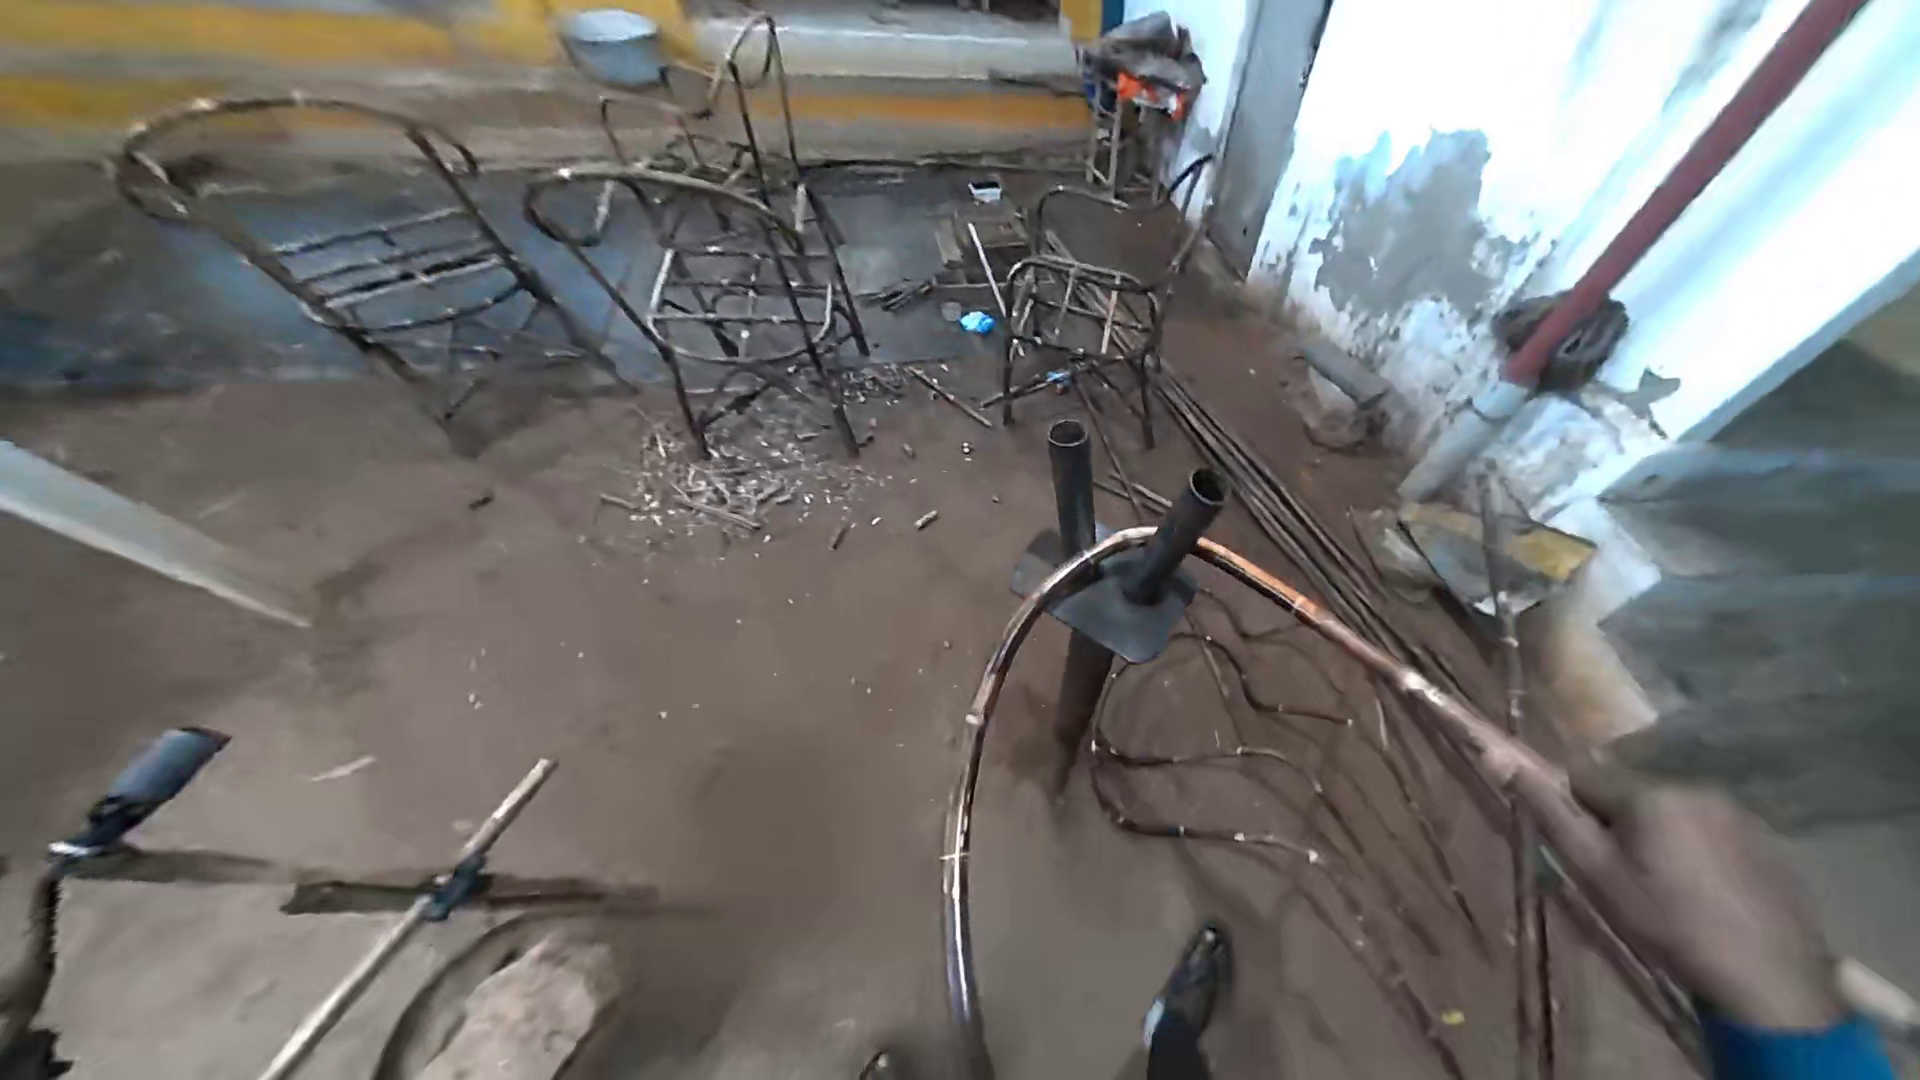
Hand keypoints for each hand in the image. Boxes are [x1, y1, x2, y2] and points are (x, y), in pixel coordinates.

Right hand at [1559, 766, 1844, 1029]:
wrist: (1773, 987)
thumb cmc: (1664, 921)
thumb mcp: (1591, 867)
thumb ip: (1544, 806)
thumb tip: (1492, 753)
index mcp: (1650, 793)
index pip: (1579, 775)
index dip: (1572, 809)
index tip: (1586, 848)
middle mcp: (1695, 788)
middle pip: (1623, 789)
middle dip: (1611, 818)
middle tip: (1618, 870)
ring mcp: (1738, 814)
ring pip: (1662, 806)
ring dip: (1650, 830)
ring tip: (1661, 881)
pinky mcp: (1767, 839)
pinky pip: (1702, 824)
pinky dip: (1689, 843)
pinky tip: (1699, 886)